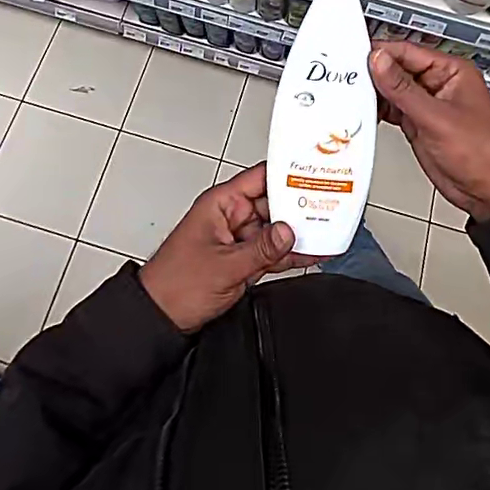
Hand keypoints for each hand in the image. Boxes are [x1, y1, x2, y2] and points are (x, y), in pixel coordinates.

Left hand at [138, 163, 321, 332]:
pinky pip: (272, 250)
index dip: (286, 173)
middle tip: (329, 205)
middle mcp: (231, 216)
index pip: (260, 178)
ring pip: (276, 228)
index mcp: (221, 204)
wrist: (159, 317)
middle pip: (273, 203)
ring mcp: (238, 238)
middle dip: (299, 205)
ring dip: (298, 232)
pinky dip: (290, 253)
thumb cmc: (174, 285)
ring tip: (328, 229)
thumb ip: (260, 248)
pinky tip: (312, 252)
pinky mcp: (242, 259)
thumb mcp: (223, 266)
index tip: (311, 172)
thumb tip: (288, 231)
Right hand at [370, 42, 489, 223]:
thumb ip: (403, 89)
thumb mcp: (436, 117)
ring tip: (354, 96)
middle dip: (374, 74)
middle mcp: (438, 84)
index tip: (355, 57)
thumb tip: (380, 61)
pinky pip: (392, 109)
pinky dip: (378, 111)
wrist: (488, 193)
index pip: (408, 52)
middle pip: (397, 69)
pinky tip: (366, 113)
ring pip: (392, 89)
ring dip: (374, 93)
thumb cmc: (483, 154)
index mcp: (451, 72)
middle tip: (348, 77)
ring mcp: (426, 104)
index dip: (381, 53)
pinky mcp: (417, 123)